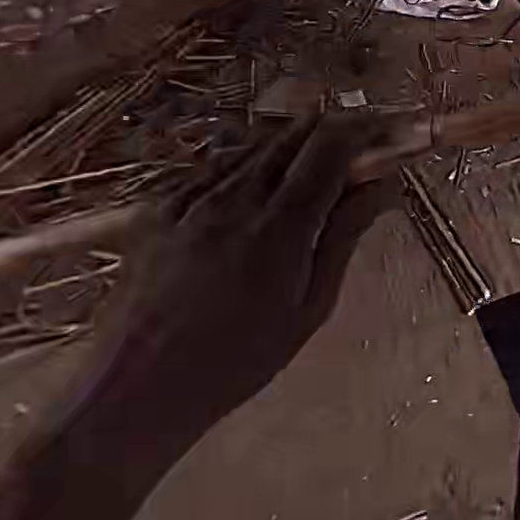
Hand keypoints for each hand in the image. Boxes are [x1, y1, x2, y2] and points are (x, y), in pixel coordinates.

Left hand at [0, 118, 397, 519]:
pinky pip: (216, 164)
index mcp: (280, 226)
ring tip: (309, 164)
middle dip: (331, 129)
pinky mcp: (161, 203)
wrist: (136, 390)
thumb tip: (383, 185)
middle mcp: (237, 197)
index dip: (362, 129)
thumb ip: (345, 236)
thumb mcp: (309, 308)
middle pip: (294, 134)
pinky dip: (250, 161)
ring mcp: (193, 196)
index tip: (383, 129)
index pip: (330, 148)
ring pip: (257, 144)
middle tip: (352, 145)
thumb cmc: (238, 359)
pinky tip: (256, 182)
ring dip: (292, 143)